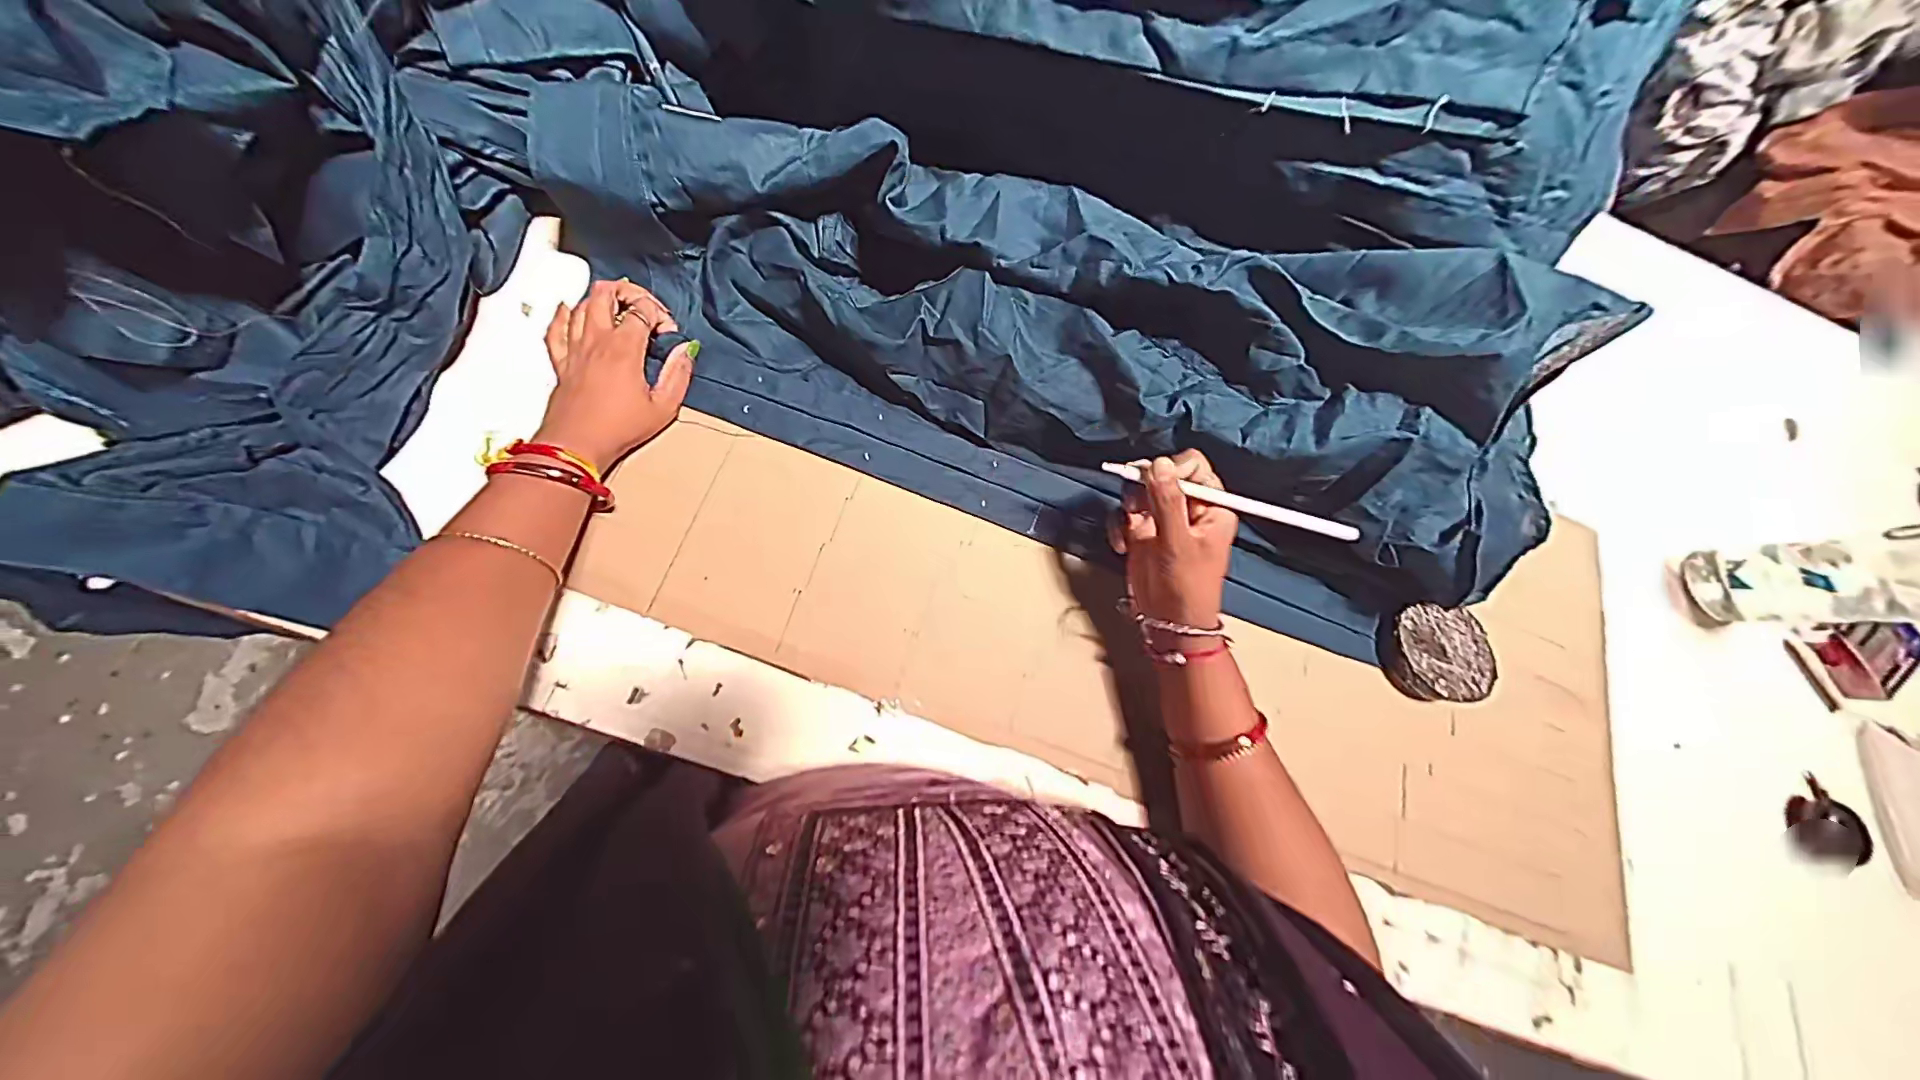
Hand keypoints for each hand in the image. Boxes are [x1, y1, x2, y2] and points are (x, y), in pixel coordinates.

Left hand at [533, 279, 696, 471]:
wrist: (577, 445)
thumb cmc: (618, 428)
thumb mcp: (663, 407)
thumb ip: (677, 375)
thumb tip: (685, 352)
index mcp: (623, 349)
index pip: (641, 309)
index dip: (659, 314)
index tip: (667, 334)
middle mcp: (596, 340)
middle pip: (605, 293)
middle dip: (628, 292)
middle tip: (643, 307)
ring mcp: (574, 348)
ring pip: (581, 304)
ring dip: (601, 300)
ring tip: (618, 309)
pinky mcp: (561, 360)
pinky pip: (556, 326)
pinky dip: (564, 313)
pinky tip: (571, 311)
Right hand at [1107, 450, 1236, 628]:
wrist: (1169, 622)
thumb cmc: (1188, 588)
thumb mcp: (1179, 541)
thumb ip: (1168, 501)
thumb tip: (1159, 465)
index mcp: (1211, 505)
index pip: (1194, 467)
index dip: (1172, 468)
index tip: (1154, 477)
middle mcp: (1187, 508)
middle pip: (1161, 475)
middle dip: (1144, 486)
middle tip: (1136, 502)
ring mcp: (1162, 520)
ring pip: (1139, 492)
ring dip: (1128, 505)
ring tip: (1131, 524)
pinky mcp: (1141, 533)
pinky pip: (1123, 514)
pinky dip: (1117, 525)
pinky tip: (1123, 544)